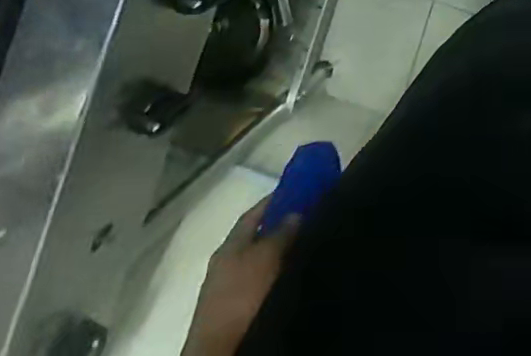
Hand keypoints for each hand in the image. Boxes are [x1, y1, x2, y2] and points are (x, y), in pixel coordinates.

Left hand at [181, 195, 300, 355]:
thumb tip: (295, 213)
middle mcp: (225, 262)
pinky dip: (275, 273)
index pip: (253, 213)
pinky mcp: (235, 309)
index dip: (275, 199)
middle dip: (281, 226)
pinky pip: (260, 280)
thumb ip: (281, 232)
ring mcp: (227, 287)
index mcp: (229, 245)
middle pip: (256, 236)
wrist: (221, 351)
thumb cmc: (242, 295)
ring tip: (306, 246)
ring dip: (280, 252)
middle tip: (310, 218)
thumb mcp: (266, 257)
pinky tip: (292, 275)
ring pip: (259, 260)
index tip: (301, 190)